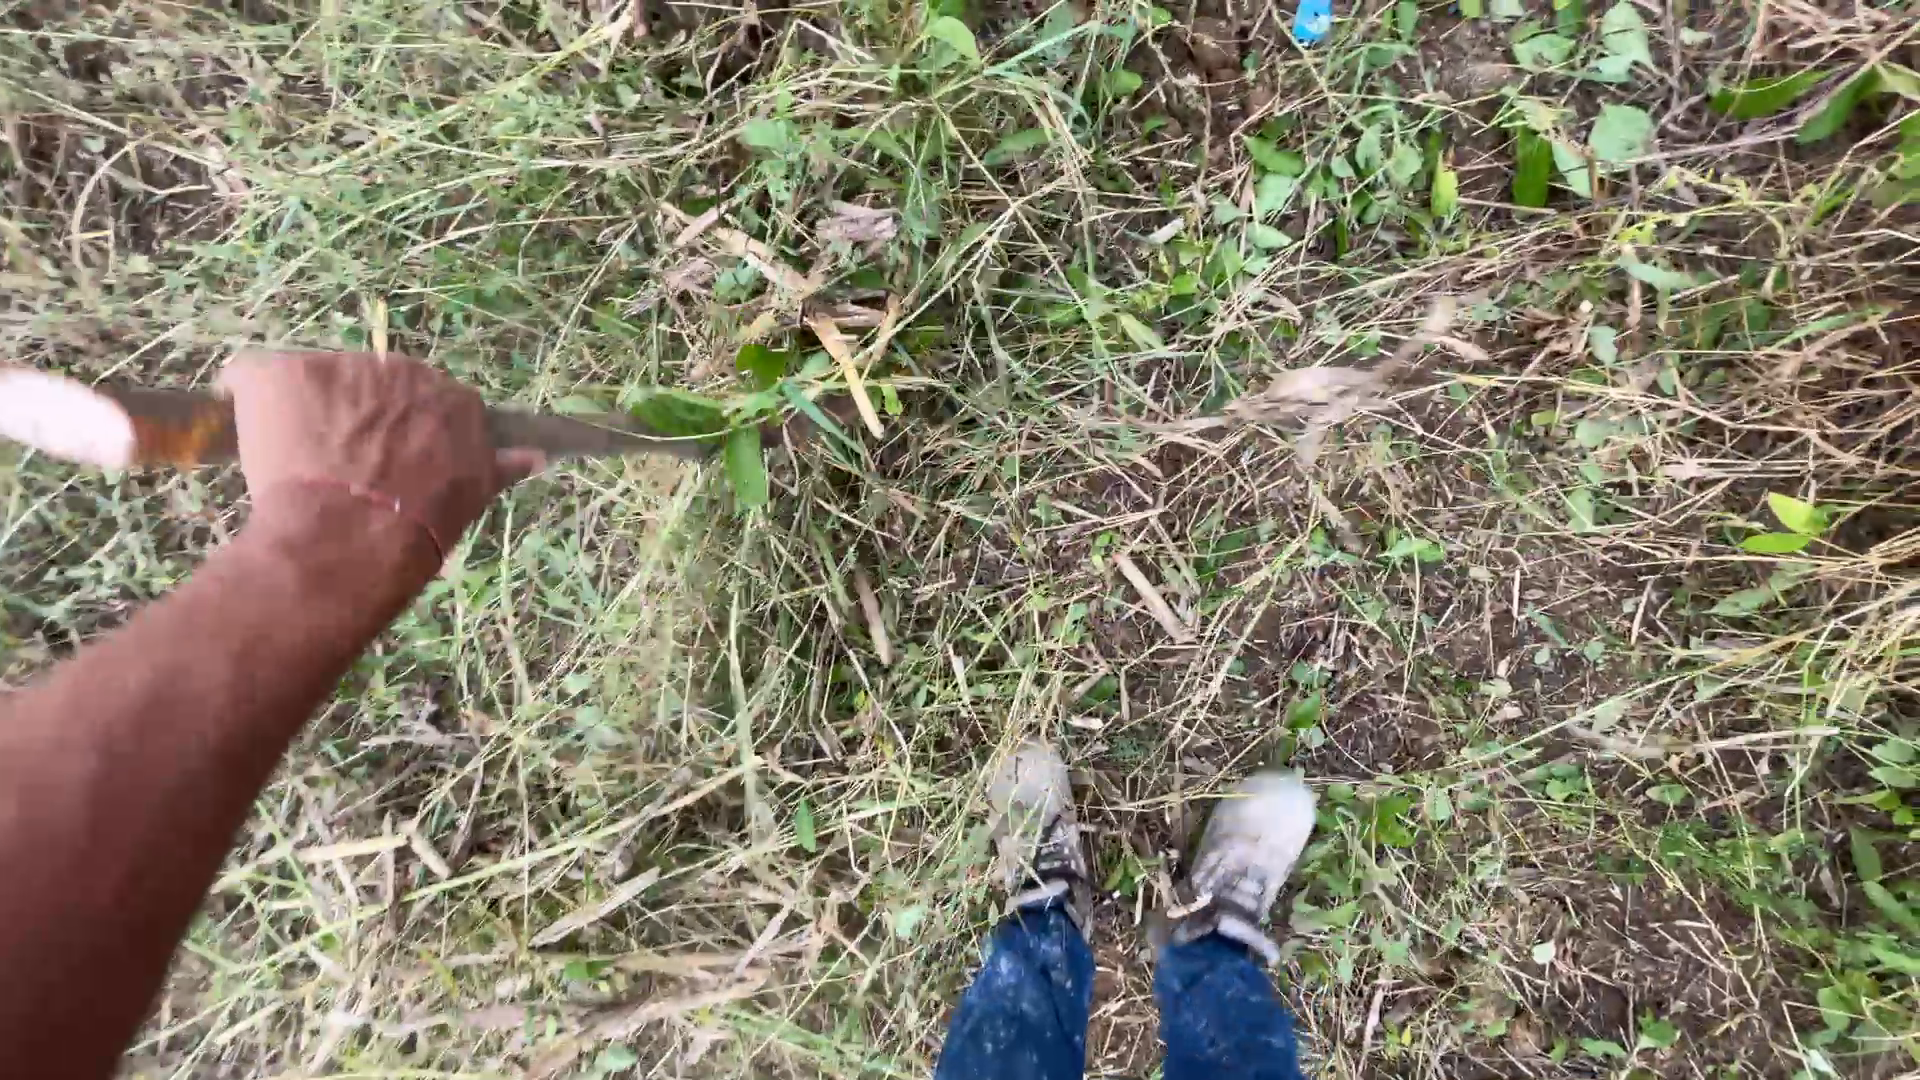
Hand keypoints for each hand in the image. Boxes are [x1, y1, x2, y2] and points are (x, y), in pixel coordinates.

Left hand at [222, 350, 538, 554]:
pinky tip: (258, 440)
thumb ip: (502, 465)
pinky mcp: (281, 372)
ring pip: (317, 383)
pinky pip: (255, 380)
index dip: (405, 427)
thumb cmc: (425, 520)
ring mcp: (342, 366)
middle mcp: (405, 370)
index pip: (426, 400)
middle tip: (347, 458)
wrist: (357, 533)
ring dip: (310, 410)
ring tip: (302, 456)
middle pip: (373, 384)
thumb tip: (537, 456)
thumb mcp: (475, 492)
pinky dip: (251, 406)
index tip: (393, 455)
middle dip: (358, 412)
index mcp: (455, 399)